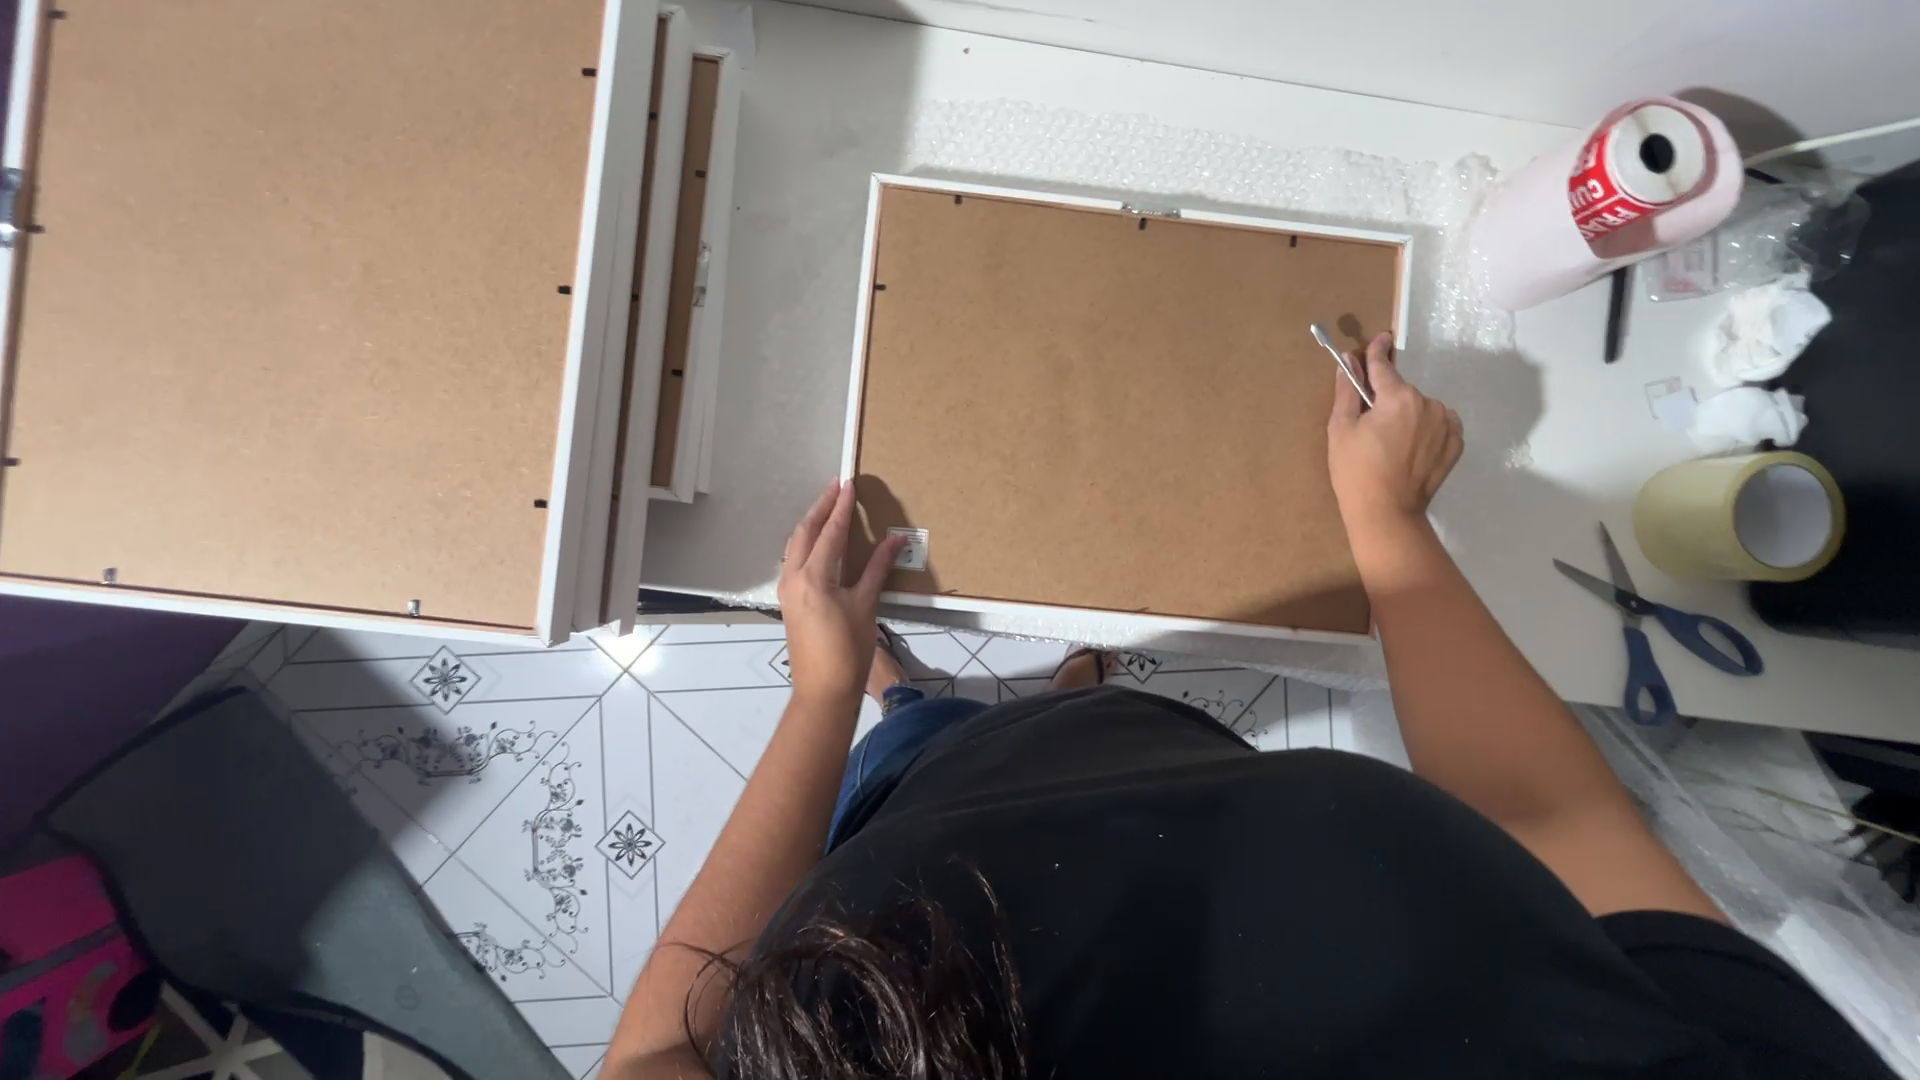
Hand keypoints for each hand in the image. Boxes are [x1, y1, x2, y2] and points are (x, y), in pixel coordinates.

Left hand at [777, 479, 908, 707]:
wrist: (823, 690)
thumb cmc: (848, 650)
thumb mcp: (866, 605)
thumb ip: (878, 568)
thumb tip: (896, 540)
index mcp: (813, 577)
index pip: (829, 532)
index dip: (842, 507)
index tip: (849, 484)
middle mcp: (793, 577)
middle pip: (805, 532)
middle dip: (820, 507)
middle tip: (835, 486)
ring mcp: (787, 590)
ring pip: (795, 545)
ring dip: (811, 523)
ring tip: (827, 506)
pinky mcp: (789, 601)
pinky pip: (795, 560)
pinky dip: (807, 543)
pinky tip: (818, 541)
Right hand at [1326, 332, 1463, 542]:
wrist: (1387, 512)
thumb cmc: (1355, 471)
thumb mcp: (1341, 430)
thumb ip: (1347, 392)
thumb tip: (1347, 362)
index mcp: (1398, 397)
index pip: (1384, 367)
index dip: (1376, 352)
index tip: (1380, 338)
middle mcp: (1428, 404)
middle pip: (1401, 392)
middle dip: (1386, 400)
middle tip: (1369, 427)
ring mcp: (1447, 424)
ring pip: (1421, 408)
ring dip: (1406, 416)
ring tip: (1389, 444)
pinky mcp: (1456, 443)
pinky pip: (1438, 425)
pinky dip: (1424, 430)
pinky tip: (1408, 450)